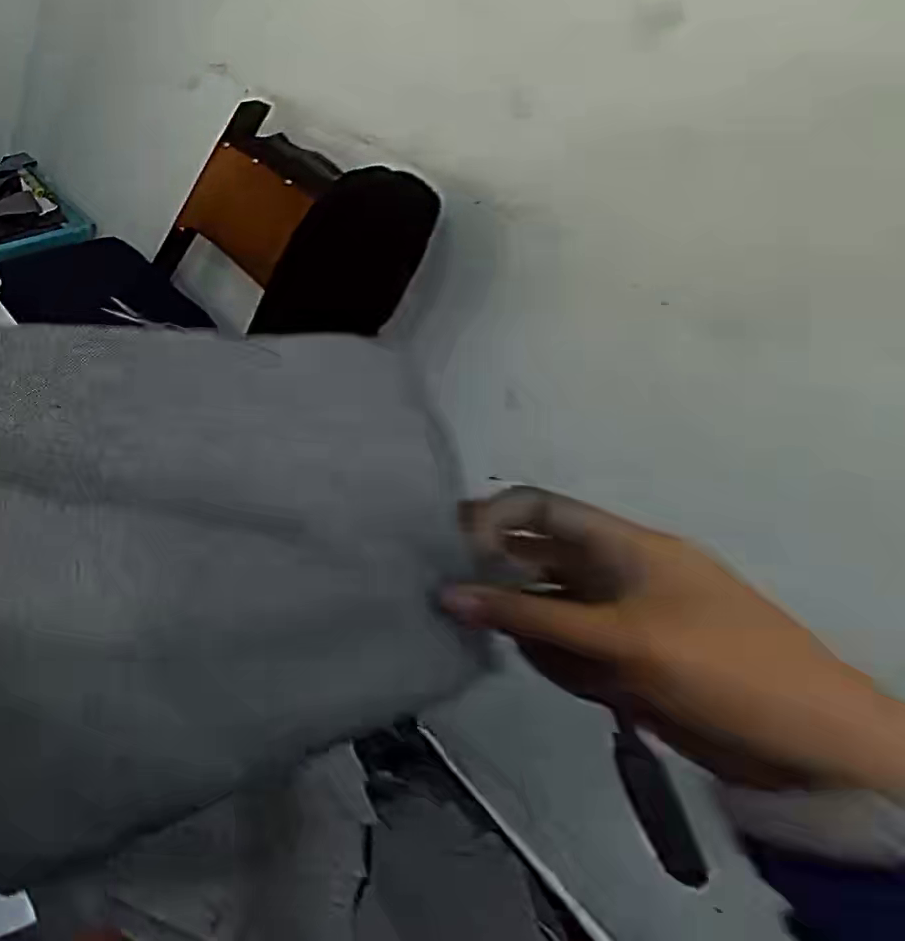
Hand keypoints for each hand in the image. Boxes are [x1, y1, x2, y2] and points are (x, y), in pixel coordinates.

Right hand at [444, 487, 904, 791]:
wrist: (820, 755)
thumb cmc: (724, 669)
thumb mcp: (620, 638)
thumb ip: (526, 614)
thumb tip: (444, 594)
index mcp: (626, 547)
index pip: (538, 508)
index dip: (491, 518)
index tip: (454, 549)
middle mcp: (612, 572)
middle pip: (528, 557)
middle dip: (496, 580)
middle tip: (463, 601)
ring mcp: (614, 614)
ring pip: (536, 605)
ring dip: (525, 627)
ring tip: (546, 657)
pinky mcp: (615, 653)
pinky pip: (557, 643)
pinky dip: (553, 658)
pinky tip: (581, 681)